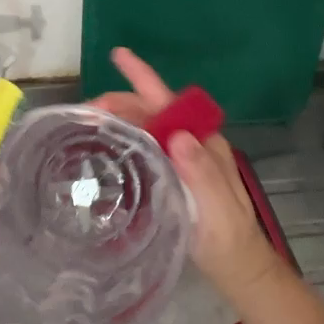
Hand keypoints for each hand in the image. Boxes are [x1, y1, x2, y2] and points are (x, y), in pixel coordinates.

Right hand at [90, 48, 284, 302]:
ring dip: (120, 120)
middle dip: (120, 102)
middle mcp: (192, 143)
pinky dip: (125, 140)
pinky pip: (146, 147)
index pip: (169, 101)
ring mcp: (183, 159)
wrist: (239, 267)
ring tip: (88, 126)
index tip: (119, 55)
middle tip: (85, 112)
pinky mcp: (174, 176)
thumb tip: (177, 133)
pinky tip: (108, 150)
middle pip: (152, 110)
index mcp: (203, 142)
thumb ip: (202, 172)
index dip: (143, 77)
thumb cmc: (227, 237)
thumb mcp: (217, 207)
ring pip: (147, 127)